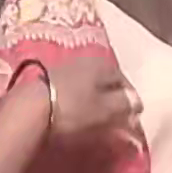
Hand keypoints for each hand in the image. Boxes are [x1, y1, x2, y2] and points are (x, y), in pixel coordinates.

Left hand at [24, 57, 138, 142]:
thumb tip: (137, 102)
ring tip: (104, 110)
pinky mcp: (56, 74)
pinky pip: (80, 83)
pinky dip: (87, 94)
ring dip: (101, 94)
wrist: (35, 103)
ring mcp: (71, 64)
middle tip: (122, 111)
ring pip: (93, 79)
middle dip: (117, 94)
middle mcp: (89, 59)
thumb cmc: (74, 106)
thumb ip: (123, 105)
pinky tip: (84, 105)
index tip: (136, 113)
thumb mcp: (104, 110)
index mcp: (104, 64)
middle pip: (108, 77)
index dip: (132, 97)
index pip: (124, 79)